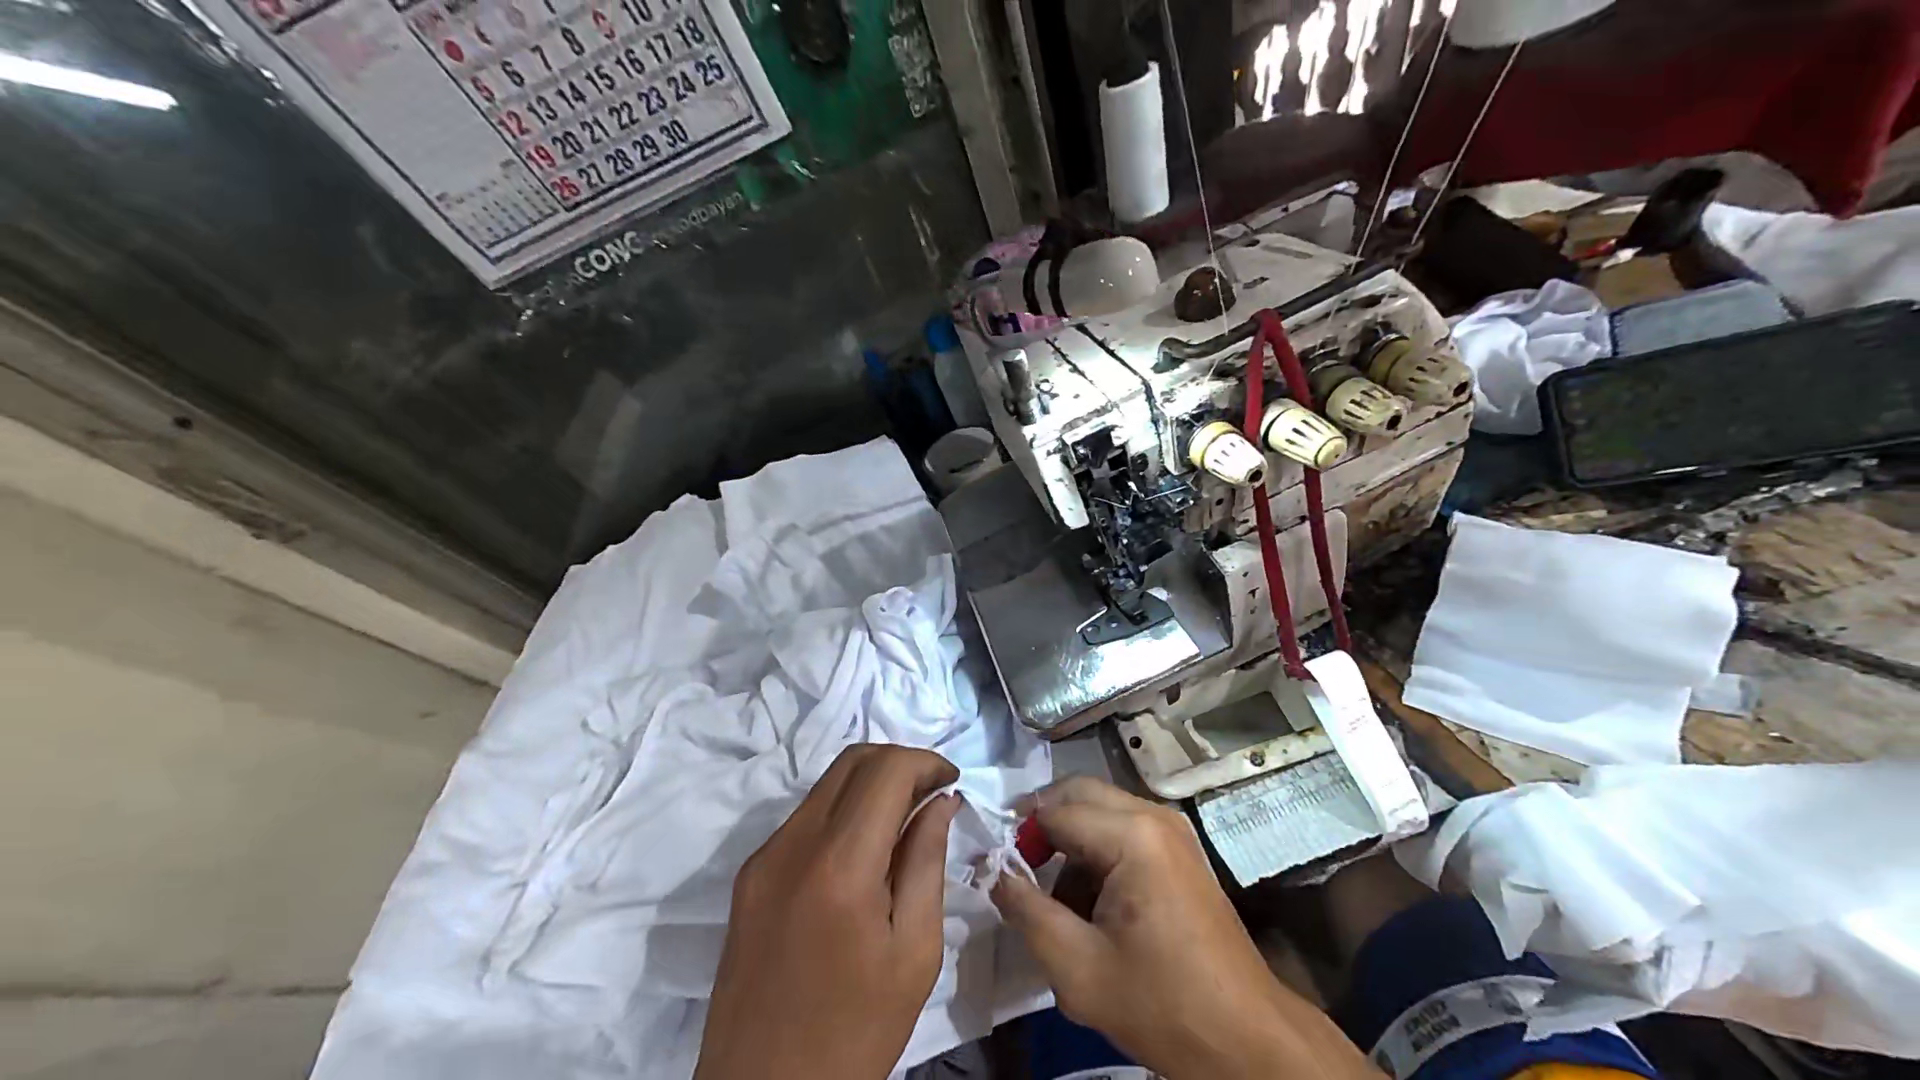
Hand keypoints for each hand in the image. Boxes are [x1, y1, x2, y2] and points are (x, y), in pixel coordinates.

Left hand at [694, 745, 961, 1079]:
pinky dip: (843, 812)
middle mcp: (793, 844)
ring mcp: (764, 857)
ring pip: (826, 784)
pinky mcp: (751, 874)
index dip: (925, 762)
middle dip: (900, 763)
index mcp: (840, 865)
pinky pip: (805, 817)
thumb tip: (941, 801)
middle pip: (852, 761)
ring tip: (905, 820)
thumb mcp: (914, 952)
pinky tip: (865, 850)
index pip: (885, 770)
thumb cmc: (855, 1032)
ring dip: (871, 785)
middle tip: (933, 794)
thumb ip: (927, 861)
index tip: (952, 783)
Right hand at [992, 777, 1378, 1079]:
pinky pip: (1122, 829)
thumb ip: (1025, 910)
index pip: (1053, 811)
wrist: (1246, 1040)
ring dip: (1070, 841)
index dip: (1019, 837)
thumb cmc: (1161, 1003)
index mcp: (1131, 835)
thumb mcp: (1076, 966)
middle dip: (1043, 826)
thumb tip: (994, 871)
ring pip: (1099, 809)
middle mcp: (1153, 815)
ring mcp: (1172, 830)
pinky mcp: (1179, 849)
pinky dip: (1096, 852)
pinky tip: (1092, 904)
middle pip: (1077, 793)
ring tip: (1057, 901)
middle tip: (1020, 871)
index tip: (997, 869)